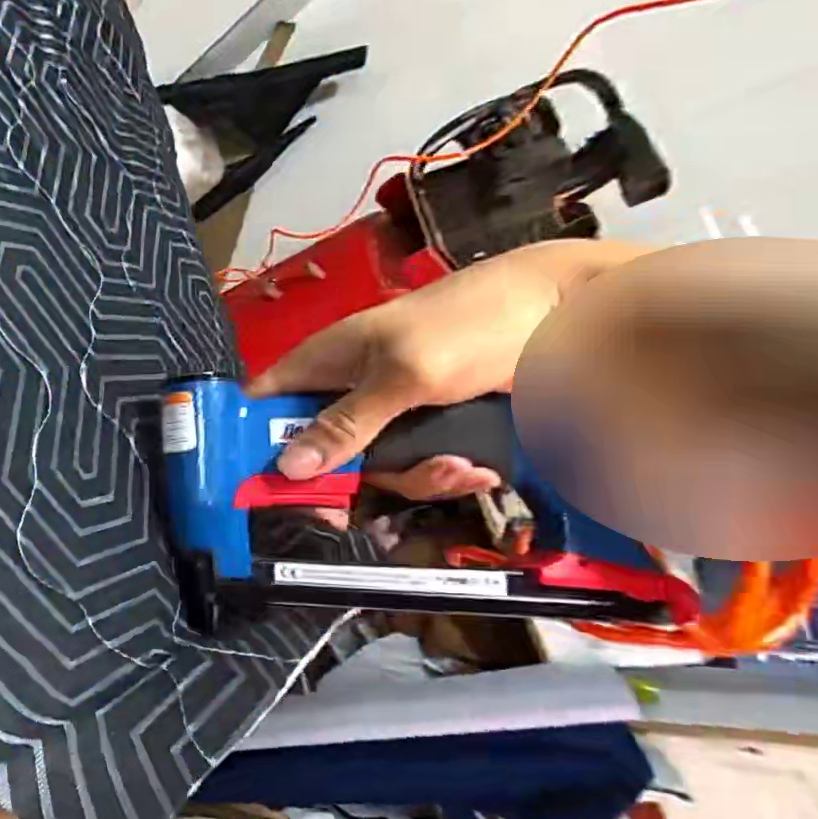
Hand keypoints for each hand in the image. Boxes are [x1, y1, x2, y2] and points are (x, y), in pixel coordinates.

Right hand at [248, 239, 648, 494]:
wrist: (566, 311)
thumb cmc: (470, 324)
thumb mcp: (404, 375)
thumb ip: (346, 423)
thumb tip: (287, 467)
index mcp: (317, 365)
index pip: (258, 409)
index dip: (251, 446)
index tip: (266, 488)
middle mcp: (340, 392)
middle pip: (311, 453)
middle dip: (347, 480)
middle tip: (358, 507)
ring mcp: (381, 412)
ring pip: (365, 467)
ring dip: (411, 479)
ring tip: (457, 469)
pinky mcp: (420, 427)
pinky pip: (409, 466)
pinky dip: (439, 474)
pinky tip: (475, 468)